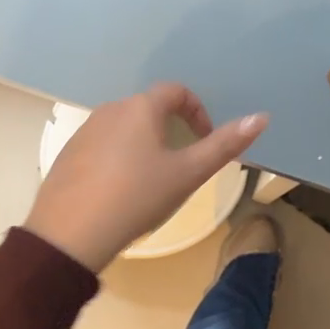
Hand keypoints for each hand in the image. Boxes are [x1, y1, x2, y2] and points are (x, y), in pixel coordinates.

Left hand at [24, 83, 267, 272]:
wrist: (68, 236)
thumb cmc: (136, 198)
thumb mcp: (187, 174)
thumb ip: (224, 145)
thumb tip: (262, 116)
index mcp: (140, 108)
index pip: (176, 91)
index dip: (198, 111)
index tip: (205, 141)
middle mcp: (110, 110)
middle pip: (150, 108)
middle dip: (172, 129)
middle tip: (183, 165)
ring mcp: (84, 132)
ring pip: (125, 127)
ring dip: (146, 144)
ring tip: (154, 180)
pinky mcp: (67, 156)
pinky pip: (103, 146)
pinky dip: (120, 158)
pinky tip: (121, 192)